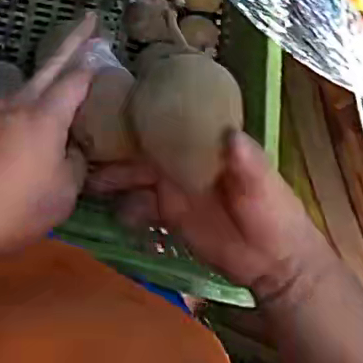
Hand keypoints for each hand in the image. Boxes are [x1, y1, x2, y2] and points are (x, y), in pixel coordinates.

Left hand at [0, 19, 101, 262]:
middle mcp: (21, 102)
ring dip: (53, 71)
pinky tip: (39, 111)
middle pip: (53, 65)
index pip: (77, 78)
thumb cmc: (18, 208)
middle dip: (73, 40)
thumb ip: (76, 161)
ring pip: (33, 82)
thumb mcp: (64, 192)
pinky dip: (35, 95)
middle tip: (90, 19)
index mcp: (46, 114)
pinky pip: (18, 101)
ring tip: (69, 69)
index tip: (108, 47)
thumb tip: (74, 146)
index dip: (95, 63)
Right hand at [90, 130, 332, 304]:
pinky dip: (125, 208)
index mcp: (202, 137)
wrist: (275, 263)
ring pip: (134, 172)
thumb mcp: (264, 184)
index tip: (112, 99)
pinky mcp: (167, 212)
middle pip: (140, 143)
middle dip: (114, 144)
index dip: (141, 106)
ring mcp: (172, 183)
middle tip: (87, 147)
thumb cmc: (274, 212)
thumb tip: (232, 135)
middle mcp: (181, 154)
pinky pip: (138, 205)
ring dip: (113, 175)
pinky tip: (119, 215)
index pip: (166, 114)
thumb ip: (248, 161)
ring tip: (91, 182)